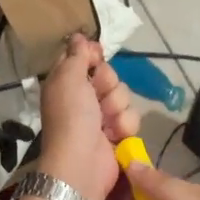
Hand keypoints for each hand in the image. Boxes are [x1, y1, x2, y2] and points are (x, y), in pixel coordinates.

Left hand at [37, 35, 140, 199]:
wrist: (82, 163)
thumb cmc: (71, 116)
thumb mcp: (68, 78)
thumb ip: (77, 55)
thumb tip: (79, 36)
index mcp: (67, 81)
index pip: (84, 56)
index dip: (92, 55)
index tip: (97, 56)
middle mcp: (84, 95)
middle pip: (108, 74)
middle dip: (107, 84)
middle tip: (96, 96)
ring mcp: (102, 115)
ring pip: (123, 94)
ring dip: (116, 107)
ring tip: (104, 121)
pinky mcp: (118, 132)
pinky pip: (131, 116)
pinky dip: (123, 125)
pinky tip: (114, 135)